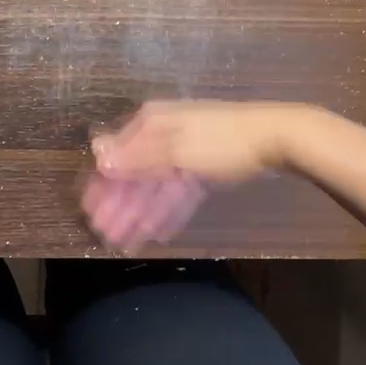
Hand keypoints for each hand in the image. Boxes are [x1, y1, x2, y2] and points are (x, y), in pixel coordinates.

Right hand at [80, 101, 329, 251]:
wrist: (276, 137)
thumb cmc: (221, 140)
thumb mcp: (176, 150)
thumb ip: (137, 157)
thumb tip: (97, 155)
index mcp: (150, 123)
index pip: (117, 156)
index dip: (103, 186)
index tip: (89, 213)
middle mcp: (162, 135)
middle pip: (134, 174)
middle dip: (120, 205)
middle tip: (105, 236)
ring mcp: (183, 151)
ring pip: (154, 186)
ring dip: (139, 213)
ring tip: (127, 241)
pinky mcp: (202, 167)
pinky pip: (176, 191)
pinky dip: (166, 210)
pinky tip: (157, 233)